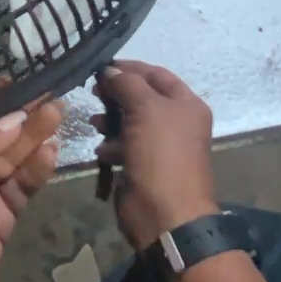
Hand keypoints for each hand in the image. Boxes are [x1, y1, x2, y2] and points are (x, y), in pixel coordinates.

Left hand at [0, 98, 64, 281]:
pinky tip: (51, 151)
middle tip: (47, 92)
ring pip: (10, 155)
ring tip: (56, 111)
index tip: (12, 78)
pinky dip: (37, 168)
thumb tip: (14, 117)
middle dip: (17, 112)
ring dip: (32, 134)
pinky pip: (21, 185)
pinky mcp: (0, 215)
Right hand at [94, 61, 218, 249]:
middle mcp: (176, 122)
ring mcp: (161, 146)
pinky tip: (102, 150)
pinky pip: (125, 146)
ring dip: (110, 119)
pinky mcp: (145, 167)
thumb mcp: (145, 108)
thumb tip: (109, 70)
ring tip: (95, 123)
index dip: (130, 68)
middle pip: (142, 97)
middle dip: (117, 94)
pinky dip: (111, 144)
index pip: (156, 74)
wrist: (165, 215)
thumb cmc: (161, 154)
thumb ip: (127, 83)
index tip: (102, 66)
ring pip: (130, 122)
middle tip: (93, 92)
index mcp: (186, 104)